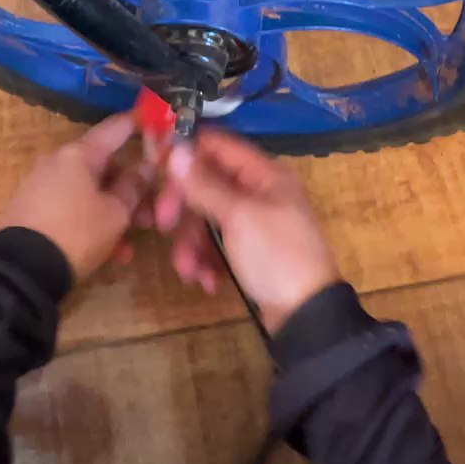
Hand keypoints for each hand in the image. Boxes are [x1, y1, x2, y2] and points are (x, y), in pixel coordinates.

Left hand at [0, 113, 150, 279]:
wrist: (20, 270)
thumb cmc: (76, 232)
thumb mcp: (114, 213)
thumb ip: (134, 186)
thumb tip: (146, 165)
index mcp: (79, 154)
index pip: (114, 128)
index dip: (137, 123)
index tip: (155, 118)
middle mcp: (58, 162)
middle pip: (103, 167)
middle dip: (129, 190)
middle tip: (150, 215)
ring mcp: (42, 186)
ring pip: (89, 192)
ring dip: (112, 214)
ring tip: (129, 246)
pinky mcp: (32, 210)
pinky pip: (71, 209)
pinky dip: (91, 224)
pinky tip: (109, 254)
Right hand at [157, 129, 339, 332]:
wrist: (307, 318)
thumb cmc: (276, 256)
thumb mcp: (238, 216)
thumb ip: (204, 183)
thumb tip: (176, 149)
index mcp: (264, 173)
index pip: (217, 146)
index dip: (187, 154)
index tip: (157, 170)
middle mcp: (259, 191)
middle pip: (208, 183)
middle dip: (184, 207)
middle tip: (163, 224)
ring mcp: (254, 222)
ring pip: (208, 216)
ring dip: (192, 242)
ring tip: (188, 270)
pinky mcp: (249, 250)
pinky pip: (218, 242)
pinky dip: (207, 259)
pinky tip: (207, 281)